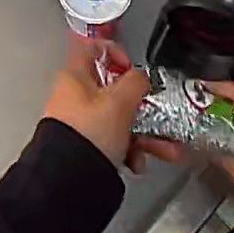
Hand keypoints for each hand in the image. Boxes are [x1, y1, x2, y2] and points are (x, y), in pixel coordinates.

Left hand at [44, 36, 184, 172]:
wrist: (67, 183)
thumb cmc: (90, 132)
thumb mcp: (119, 102)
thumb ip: (135, 83)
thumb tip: (140, 76)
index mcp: (75, 77)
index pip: (92, 48)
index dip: (114, 51)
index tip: (131, 68)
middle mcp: (75, 97)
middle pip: (114, 90)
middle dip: (142, 105)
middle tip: (160, 115)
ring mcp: (80, 123)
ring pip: (118, 119)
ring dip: (145, 133)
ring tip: (166, 150)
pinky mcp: (85, 148)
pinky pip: (113, 141)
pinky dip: (130, 150)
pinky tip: (138, 163)